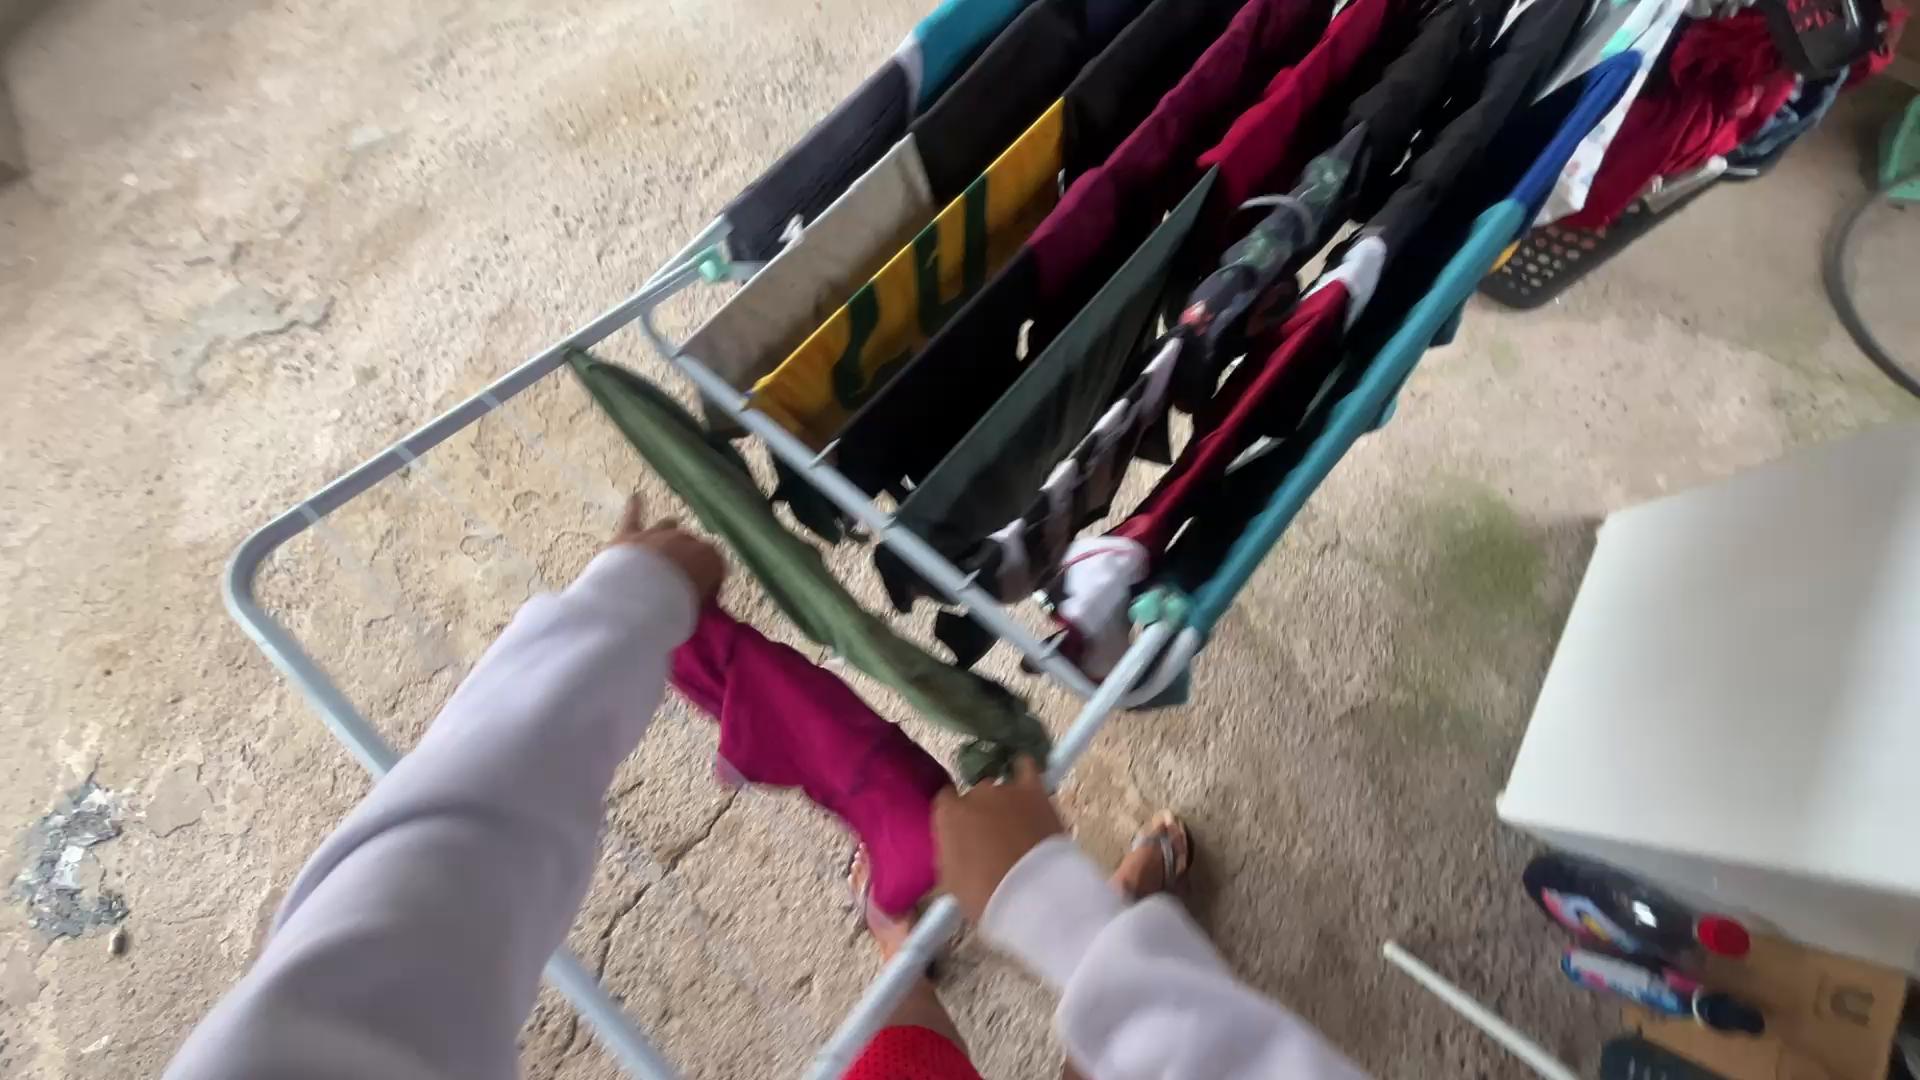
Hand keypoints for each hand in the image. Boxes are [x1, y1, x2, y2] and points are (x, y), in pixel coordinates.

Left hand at [608, 496, 725, 604]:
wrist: (641, 597)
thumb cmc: (676, 605)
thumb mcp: (699, 608)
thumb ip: (701, 600)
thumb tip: (701, 603)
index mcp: (710, 557)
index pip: (715, 567)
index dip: (709, 581)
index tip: (703, 596)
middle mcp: (687, 539)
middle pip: (691, 546)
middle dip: (688, 558)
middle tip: (681, 578)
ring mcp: (658, 534)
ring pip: (667, 527)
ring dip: (668, 531)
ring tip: (671, 527)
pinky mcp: (630, 536)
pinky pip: (632, 517)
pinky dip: (634, 507)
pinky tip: (635, 497)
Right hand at [932, 757, 1063, 922]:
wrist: (1031, 893)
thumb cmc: (985, 895)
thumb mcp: (952, 880)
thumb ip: (950, 853)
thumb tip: (955, 846)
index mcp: (947, 815)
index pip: (945, 803)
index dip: (956, 819)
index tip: (964, 835)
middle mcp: (973, 794)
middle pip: (975, 797)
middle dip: (982, 814)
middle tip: (993, 839)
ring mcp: (1004, 789)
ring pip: (1000, 789)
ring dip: (1005, 803)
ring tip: (1017, 826)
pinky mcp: (1033, 789)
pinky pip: (1026, 767)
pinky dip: (1024, 771)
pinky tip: (1026, 781)